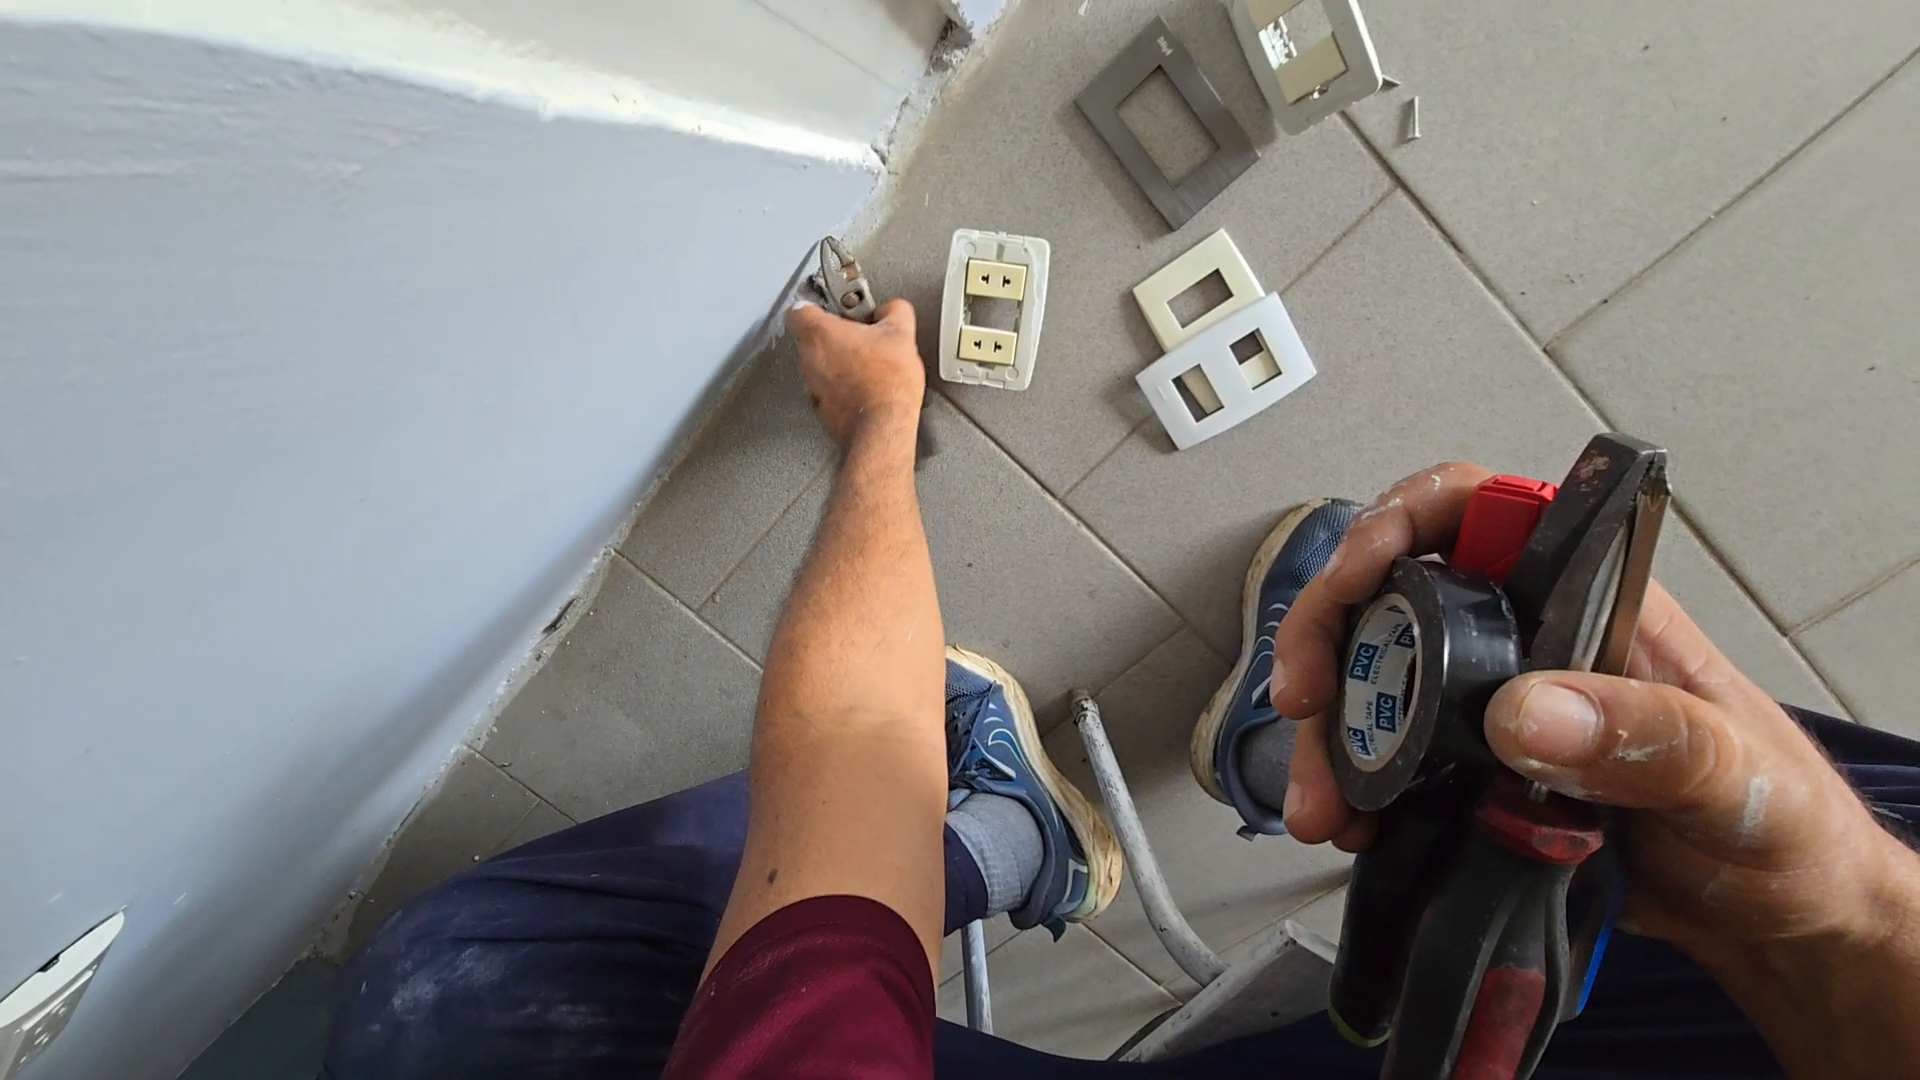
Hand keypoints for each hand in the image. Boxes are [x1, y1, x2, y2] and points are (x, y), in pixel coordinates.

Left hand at [787, 299, 923, 446]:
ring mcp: (812, 387)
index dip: (819, 305)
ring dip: (838, 363)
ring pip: (818, 366)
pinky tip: (865, 388)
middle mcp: (808, 360)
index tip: (838, 308)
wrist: (883, 428)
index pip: (799, 308)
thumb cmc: (886, 383)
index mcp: (819, 333)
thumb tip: (893, 310)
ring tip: (868, 365)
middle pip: (811, 338)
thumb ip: (895, 311)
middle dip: (834, 336)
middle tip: (860, 337)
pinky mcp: (821, 410)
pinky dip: (841, 388)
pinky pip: (827, 390)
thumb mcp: (902, 334)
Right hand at [1274, 463, 1914, 953]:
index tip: (1352, 574)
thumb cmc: (1780, 829)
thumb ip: (1654, 737)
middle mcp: (1506, 629)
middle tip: (1302, 698)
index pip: (1470, 508)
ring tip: (1319, 805)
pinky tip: (1344, 820)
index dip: (1397, 519)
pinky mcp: (1446, 749)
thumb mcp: (1741, 780)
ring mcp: (1468, 689)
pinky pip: (1368, 741)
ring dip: (1323, 733)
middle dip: (1323, 638)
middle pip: (1381, 592)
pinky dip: (1339, 777)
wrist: (1768, 914)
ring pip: (1359, 675)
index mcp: (1576, 597)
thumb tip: (1520, 713)